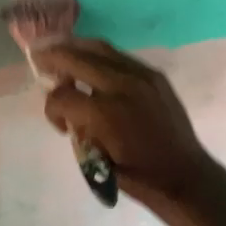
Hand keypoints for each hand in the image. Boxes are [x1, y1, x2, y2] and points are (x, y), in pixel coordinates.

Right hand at [31, 38, 223, 213]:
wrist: (185, 175)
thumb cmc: (140, 177)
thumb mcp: (97, 160)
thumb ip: (78, 127)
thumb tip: (66, 106)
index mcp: (105, 113)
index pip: (62, 96)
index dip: (51, 107)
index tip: (58, 121)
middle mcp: (121, 85)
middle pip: (77, 57)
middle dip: (54, 57)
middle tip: (39, 58)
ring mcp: (141, 75)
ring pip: (99, 48)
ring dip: (77, 50)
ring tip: (62, 54)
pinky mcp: (154, 75)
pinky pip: (119, 56)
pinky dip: (100, 58)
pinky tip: (93, 66)